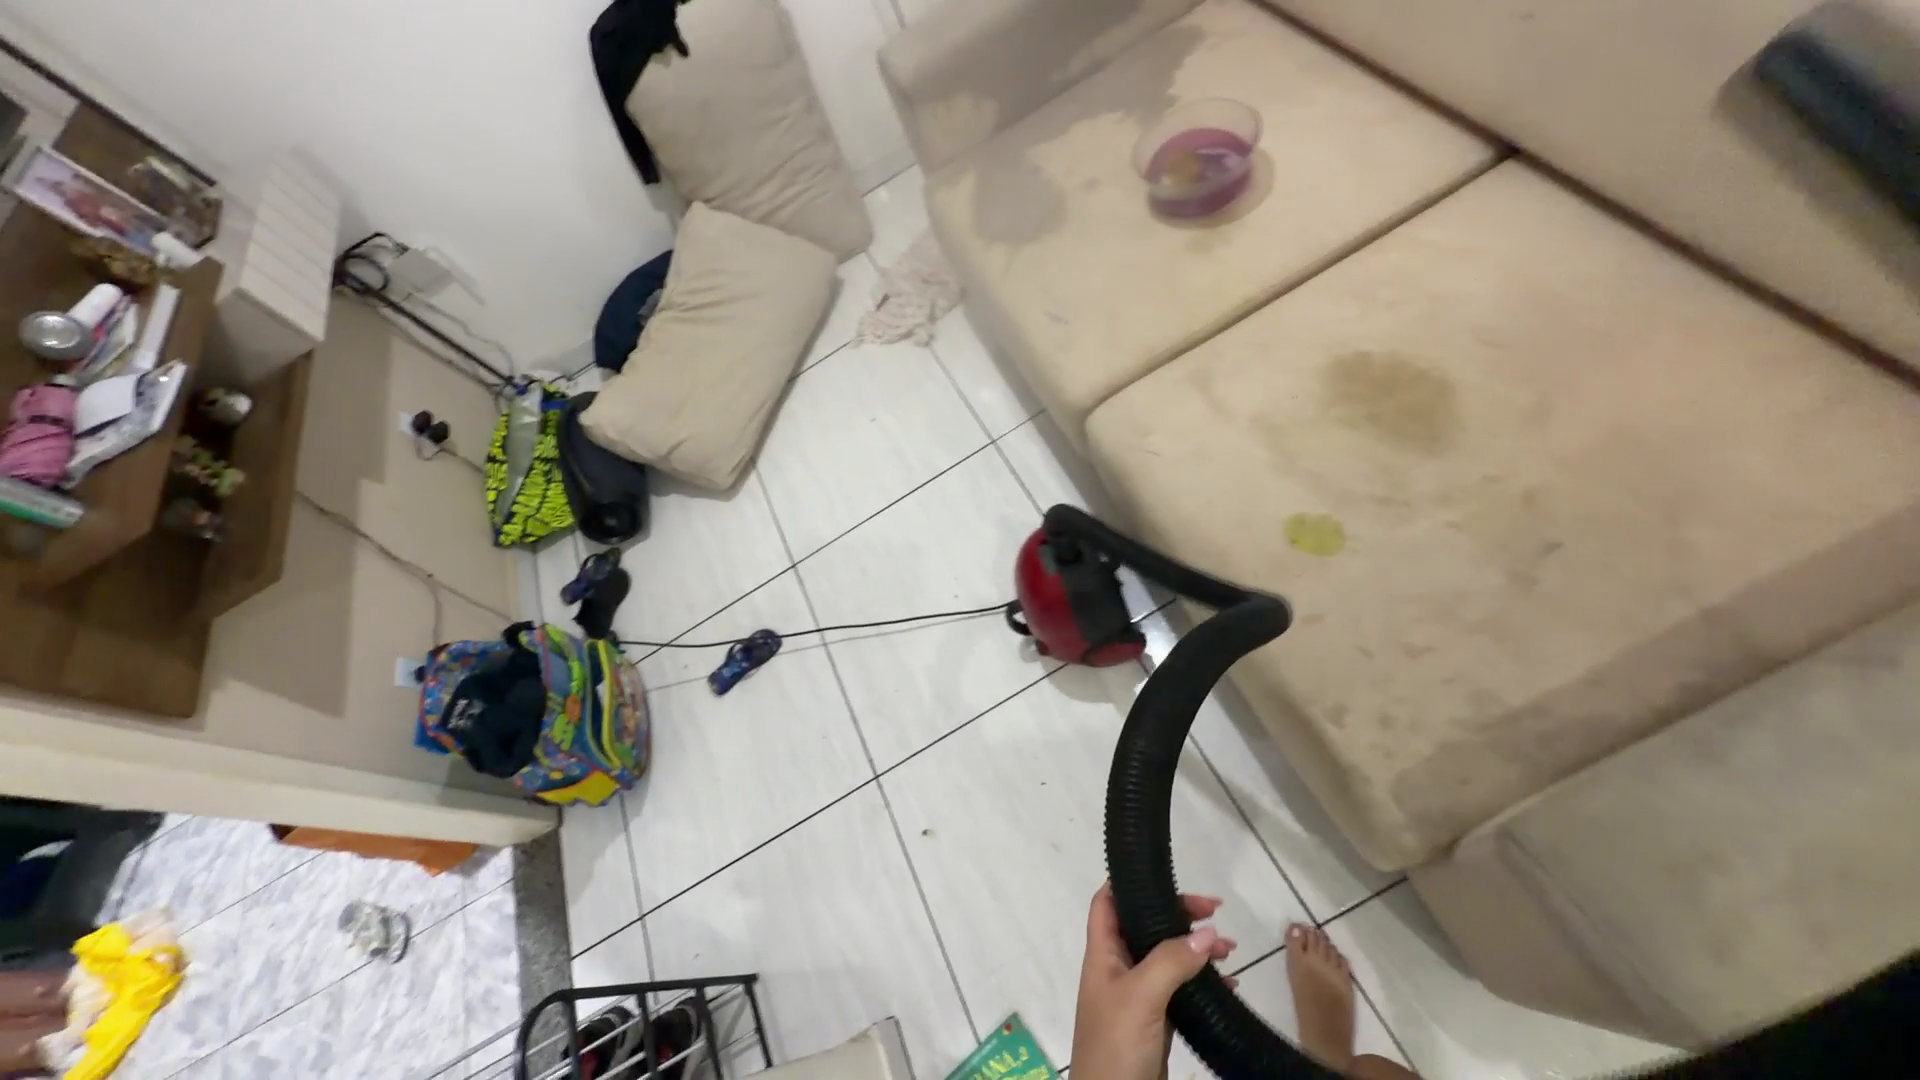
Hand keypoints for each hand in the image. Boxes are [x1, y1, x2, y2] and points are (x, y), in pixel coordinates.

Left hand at [1070, 884, 1235, 1079]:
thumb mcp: (1141, 996)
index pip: (1108, 902)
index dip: (1130, 883)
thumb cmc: (1115, 1045)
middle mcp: (1117, 969)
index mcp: (1102, 954)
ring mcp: (1137, 997)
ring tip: (1230, 949)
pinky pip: (1181, 991)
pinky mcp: (1156, 1024)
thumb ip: (1171, 960)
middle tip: (1215, 911)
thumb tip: (1206, 931)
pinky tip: (1229, 985)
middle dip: (1178, 915)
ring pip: (1167, 958)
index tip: (1165, 876)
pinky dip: (1203, 983)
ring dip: (1196, 949)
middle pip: (1145, 926)